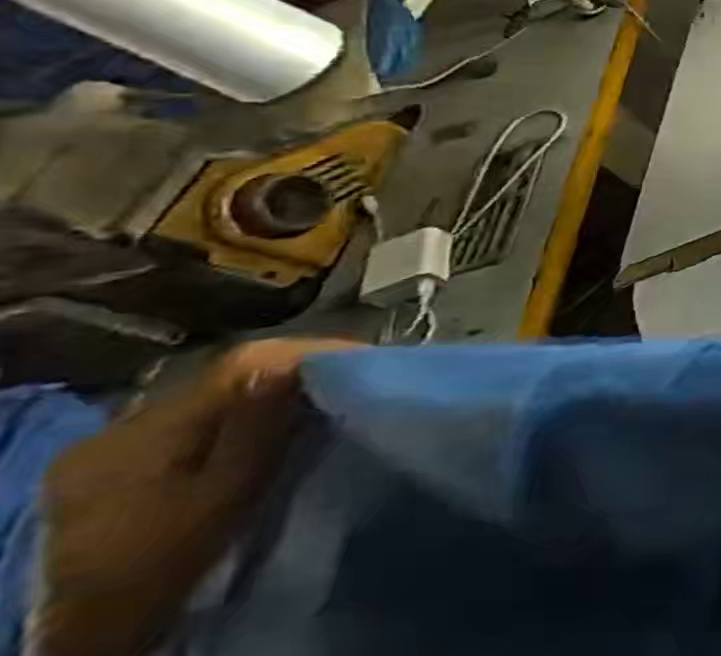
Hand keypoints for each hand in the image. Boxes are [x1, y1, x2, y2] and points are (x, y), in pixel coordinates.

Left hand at [30, 339, 359, 655]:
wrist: (96, 638)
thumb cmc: (167, 563)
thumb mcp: (221, 497)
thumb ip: (255, 429)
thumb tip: (292, 363)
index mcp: (143, 429)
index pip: (240, 365)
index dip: (308, 353)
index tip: (364, 358)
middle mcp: (123, 425)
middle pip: (225, 379)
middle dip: (293, 372)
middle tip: (354, 376)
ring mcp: (117, 446)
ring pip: (214, 399)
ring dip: (271, 394)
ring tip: (325, 399)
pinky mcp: (122, 466)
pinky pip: (199, 421)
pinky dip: (244, 416)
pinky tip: (273, 427)